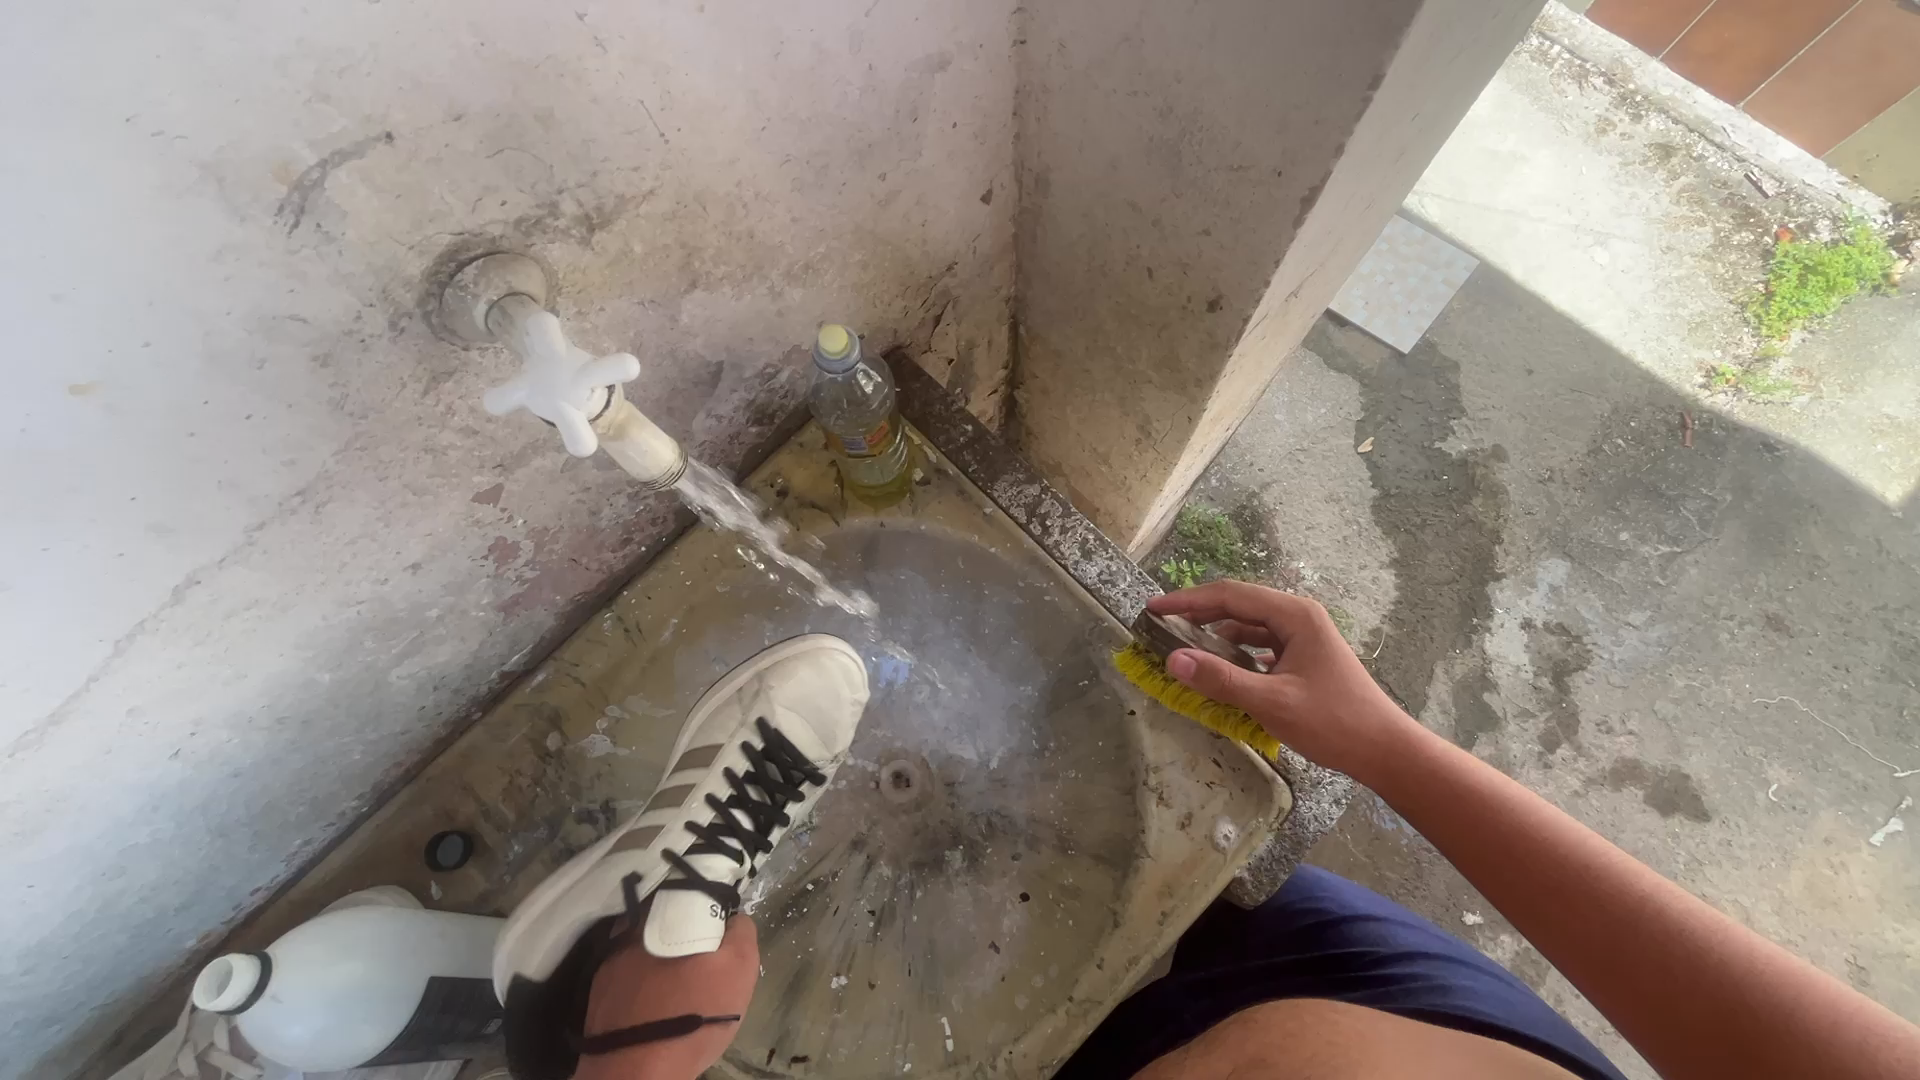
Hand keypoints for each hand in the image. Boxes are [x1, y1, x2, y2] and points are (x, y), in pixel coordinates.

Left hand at [574, 914, 759, 1079]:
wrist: (636, 1078)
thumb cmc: (695, 1016)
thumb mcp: (739, 969)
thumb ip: (742, 932)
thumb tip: (735, 918)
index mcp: (665, 916)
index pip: (691, 892)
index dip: (709, 904)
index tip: (720, 925)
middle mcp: (630, 931)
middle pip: (664, 916)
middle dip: (683, 927)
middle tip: (702, 954)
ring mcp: (607, 964)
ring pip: (642, 944)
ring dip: (660, 952)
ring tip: (677, 980)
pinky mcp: (595, 996)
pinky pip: (626, 973)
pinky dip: (641, 979)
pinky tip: (655, 1001)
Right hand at [1147, 581, 1420, 782]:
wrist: (1385, 751)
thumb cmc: (1333, 722)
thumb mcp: (1272, 701)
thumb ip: (1221, 679)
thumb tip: (1173, 660)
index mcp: (1294, 615)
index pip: (1230, 596)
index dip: (1188, 600)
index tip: (1154, 608)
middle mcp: (1298, 616)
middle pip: (1237, 604)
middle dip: (1197, 611)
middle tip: (1160, 622)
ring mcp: (1302, 636)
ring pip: (1247, 624)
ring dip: (1214, 631)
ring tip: (1182, 642)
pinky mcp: (1302, 656)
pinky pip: (1259, 643)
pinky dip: (1234, 649)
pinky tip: (1218, 664)